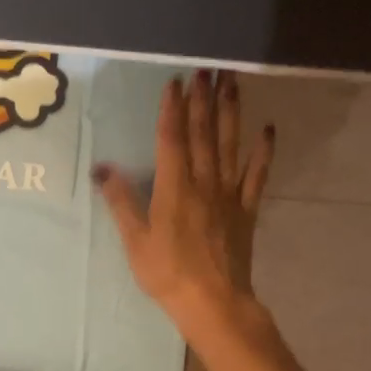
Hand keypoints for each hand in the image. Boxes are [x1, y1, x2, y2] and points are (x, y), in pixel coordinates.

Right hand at [94, 70, 273, 335]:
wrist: (213, 301)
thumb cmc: (167, 272)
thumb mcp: (135, 239)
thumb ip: (121, 201)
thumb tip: (103, 168)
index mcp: (174, 188)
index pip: (172, 139)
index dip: (173, 109)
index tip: (175, 82)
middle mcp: (203, 183)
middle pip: (203, 134)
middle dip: (204, 100)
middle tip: (208, 69)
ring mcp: (228, 194)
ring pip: (229, 145)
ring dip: (230, 112)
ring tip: (232, 84)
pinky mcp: (246, 209)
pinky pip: (257, 174)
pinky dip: (263, 150)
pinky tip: (267, 129)